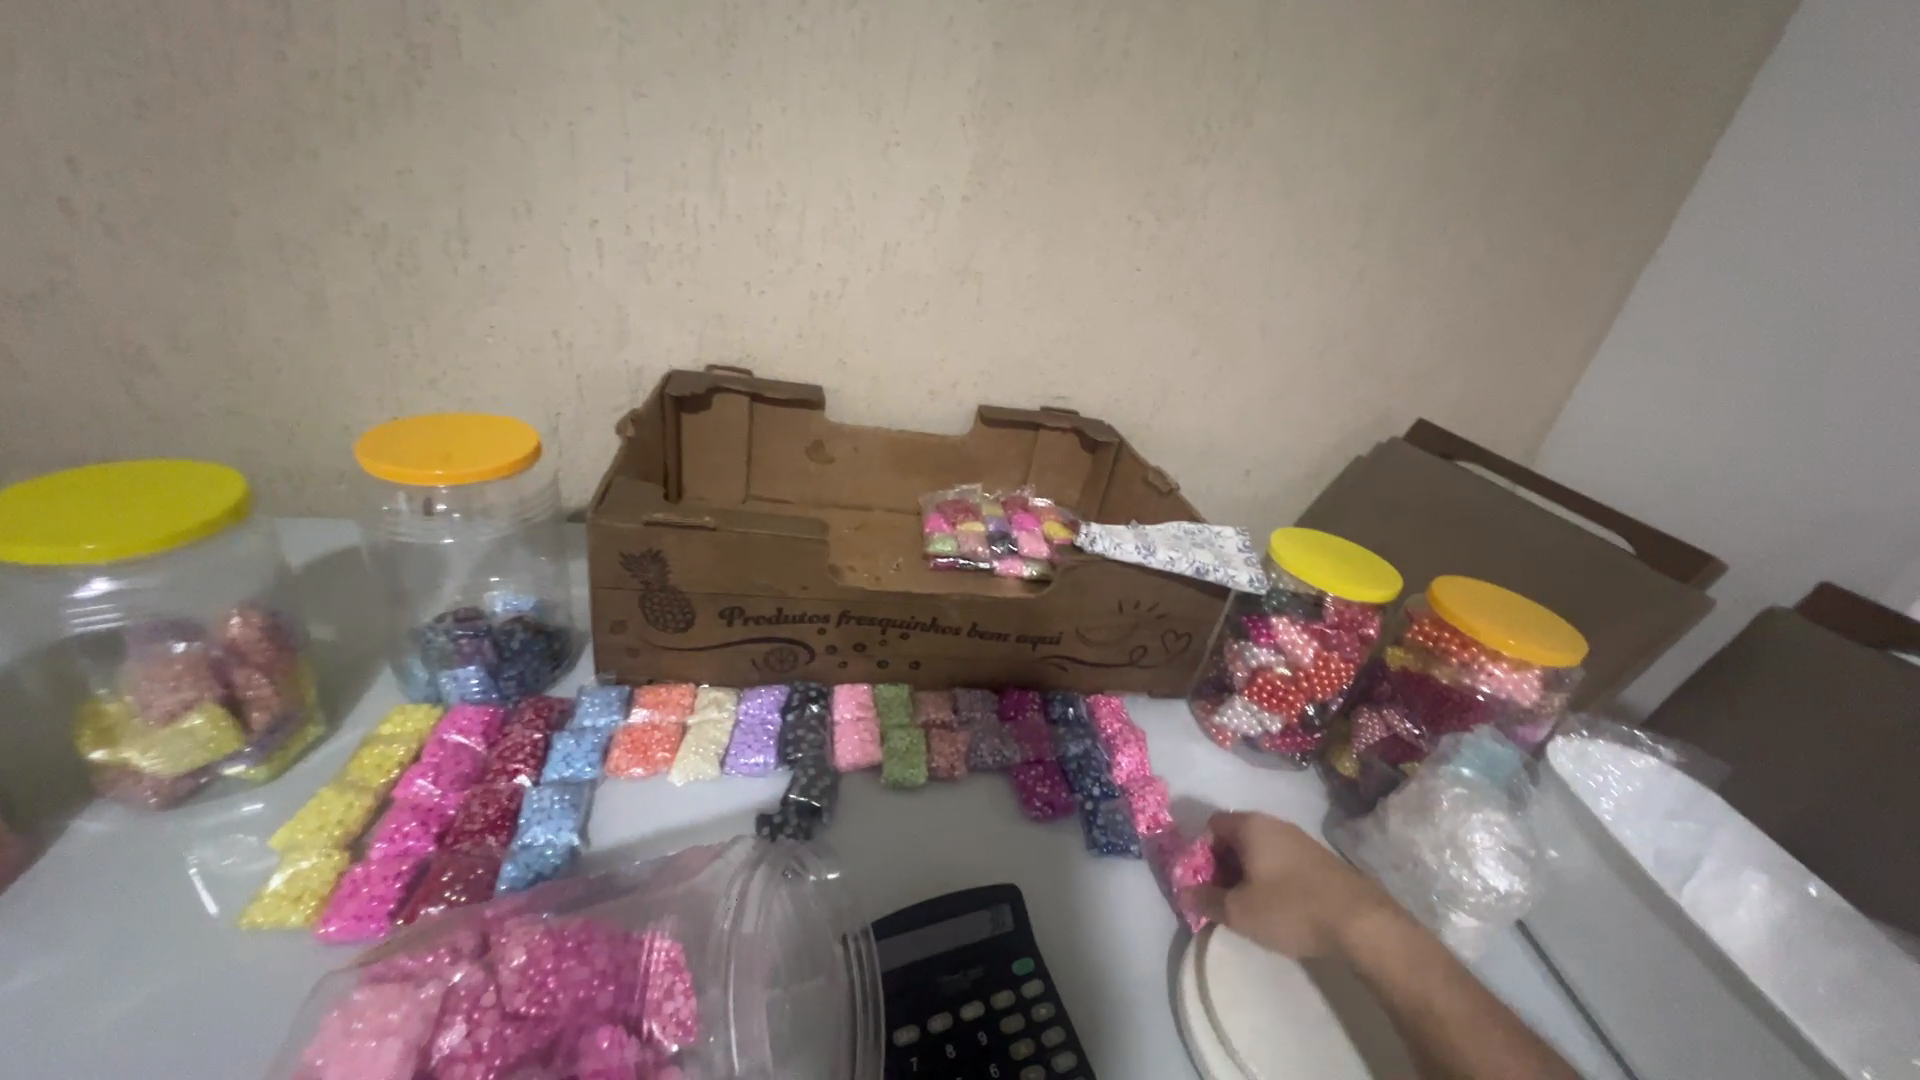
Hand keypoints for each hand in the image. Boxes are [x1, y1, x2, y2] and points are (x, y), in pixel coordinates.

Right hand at [1180, 811, 1398, 958]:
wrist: (1362, 922)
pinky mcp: (1320, 860)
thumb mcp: (1239, 911)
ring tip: (1249, 907)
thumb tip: (1184, 893)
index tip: (1203, 884)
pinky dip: (1271, 879)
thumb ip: (1206, 900)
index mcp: (1250, 825)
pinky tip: (1278, 907)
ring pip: (1260, 850)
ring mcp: (1300, 840)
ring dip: (1247, 874)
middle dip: (1223, 865)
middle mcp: (1274, 823)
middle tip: (1222, 898)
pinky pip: (1281, 861)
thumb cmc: (1290, 908)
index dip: (1200, 853)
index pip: (1211, 825)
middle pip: (1235, 837)